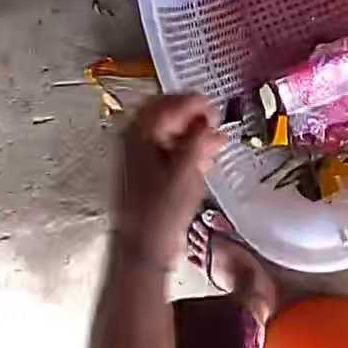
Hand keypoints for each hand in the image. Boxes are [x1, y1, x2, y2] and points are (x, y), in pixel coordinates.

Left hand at [114, 94, 224, 265]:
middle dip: (192, 114)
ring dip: (191, 130)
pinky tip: (202, 156)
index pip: (169, 103)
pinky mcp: (144, 170)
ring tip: (213, 139)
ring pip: (167, 129)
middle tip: (213, 120)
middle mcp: (133, 139)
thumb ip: (198, 140)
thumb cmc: (159, 212)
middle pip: (165, 111)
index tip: (214, 108)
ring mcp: (137, 155)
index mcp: (139, 134)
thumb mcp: (186, 171)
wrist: (144, 245)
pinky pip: (166, 147)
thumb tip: (207, 122)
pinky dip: (185, 146)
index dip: (195, 103)